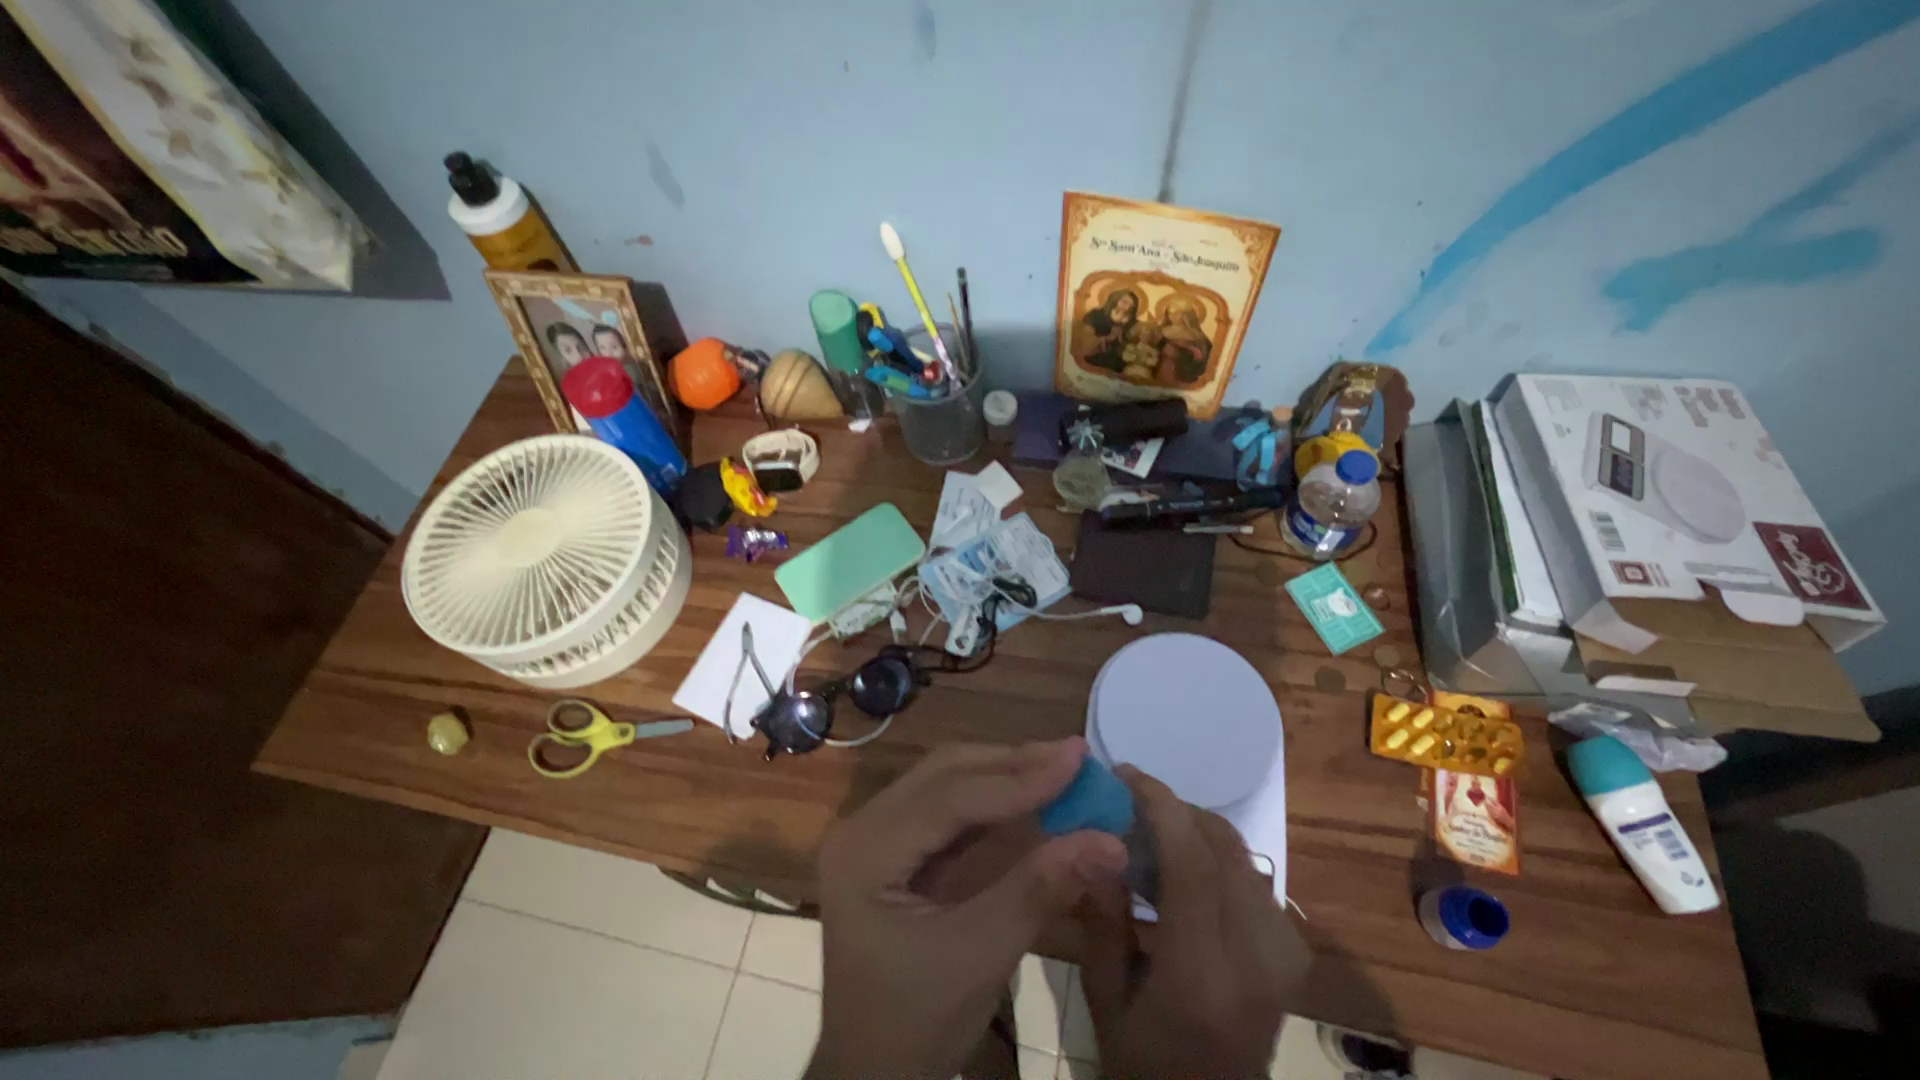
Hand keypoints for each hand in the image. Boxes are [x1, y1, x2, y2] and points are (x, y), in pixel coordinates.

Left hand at [806, 739, 1127, 1079]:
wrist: (874, 1071)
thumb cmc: (918, 1020)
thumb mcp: (981, 954)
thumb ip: (1040, 889)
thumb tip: (1110, 839)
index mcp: (865, 852)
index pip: (948, 798)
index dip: (1018, 778)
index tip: (1078, 758)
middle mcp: (862, 830)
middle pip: (943, 775)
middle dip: (1012, 764)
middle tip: (1076, 757)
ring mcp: (875, 838)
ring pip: (947, 784)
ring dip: (1005, 775)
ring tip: (1064, 768)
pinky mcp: (896, 853)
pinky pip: (949, 812)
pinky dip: (995, 803)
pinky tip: (1035, 797)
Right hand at [1081, 766, 1312, 1079]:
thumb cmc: (1143, 1063)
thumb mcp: (1104, 996)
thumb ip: (1103, 917)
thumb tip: (1095, 840)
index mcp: (1202, 976)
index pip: (1193, 867)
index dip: (1162, 807)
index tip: (1125, 774)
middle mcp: (1256, 958)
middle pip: (1225, 850)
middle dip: (1176, 809)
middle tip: (1130, 798)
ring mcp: (1284, 954)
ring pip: (1243, 856)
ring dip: (1196, 829)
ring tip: (1151, 831)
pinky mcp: (1294, 951)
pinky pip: (1254, 877)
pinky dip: (1217, 855)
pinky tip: (1184, 867)